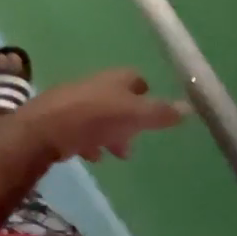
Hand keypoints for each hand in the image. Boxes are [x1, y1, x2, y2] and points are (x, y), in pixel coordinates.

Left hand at [17, 69, 185, 162]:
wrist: (46, 127)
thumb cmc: (96, 118)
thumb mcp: (135, 115)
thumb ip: (161, 113)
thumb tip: (190, 107)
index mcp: (114, 80)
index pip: (135, 79)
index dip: (146, 93)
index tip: (155, 110)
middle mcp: (94, 86)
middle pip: (117, 99)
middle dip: (129, 118)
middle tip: (137, 138)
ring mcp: (74, 102)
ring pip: (99, 116)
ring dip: (110, 133)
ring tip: (118, 154)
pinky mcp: (59, 120)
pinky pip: (80, 130)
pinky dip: (89, 141)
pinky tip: (93, 156)